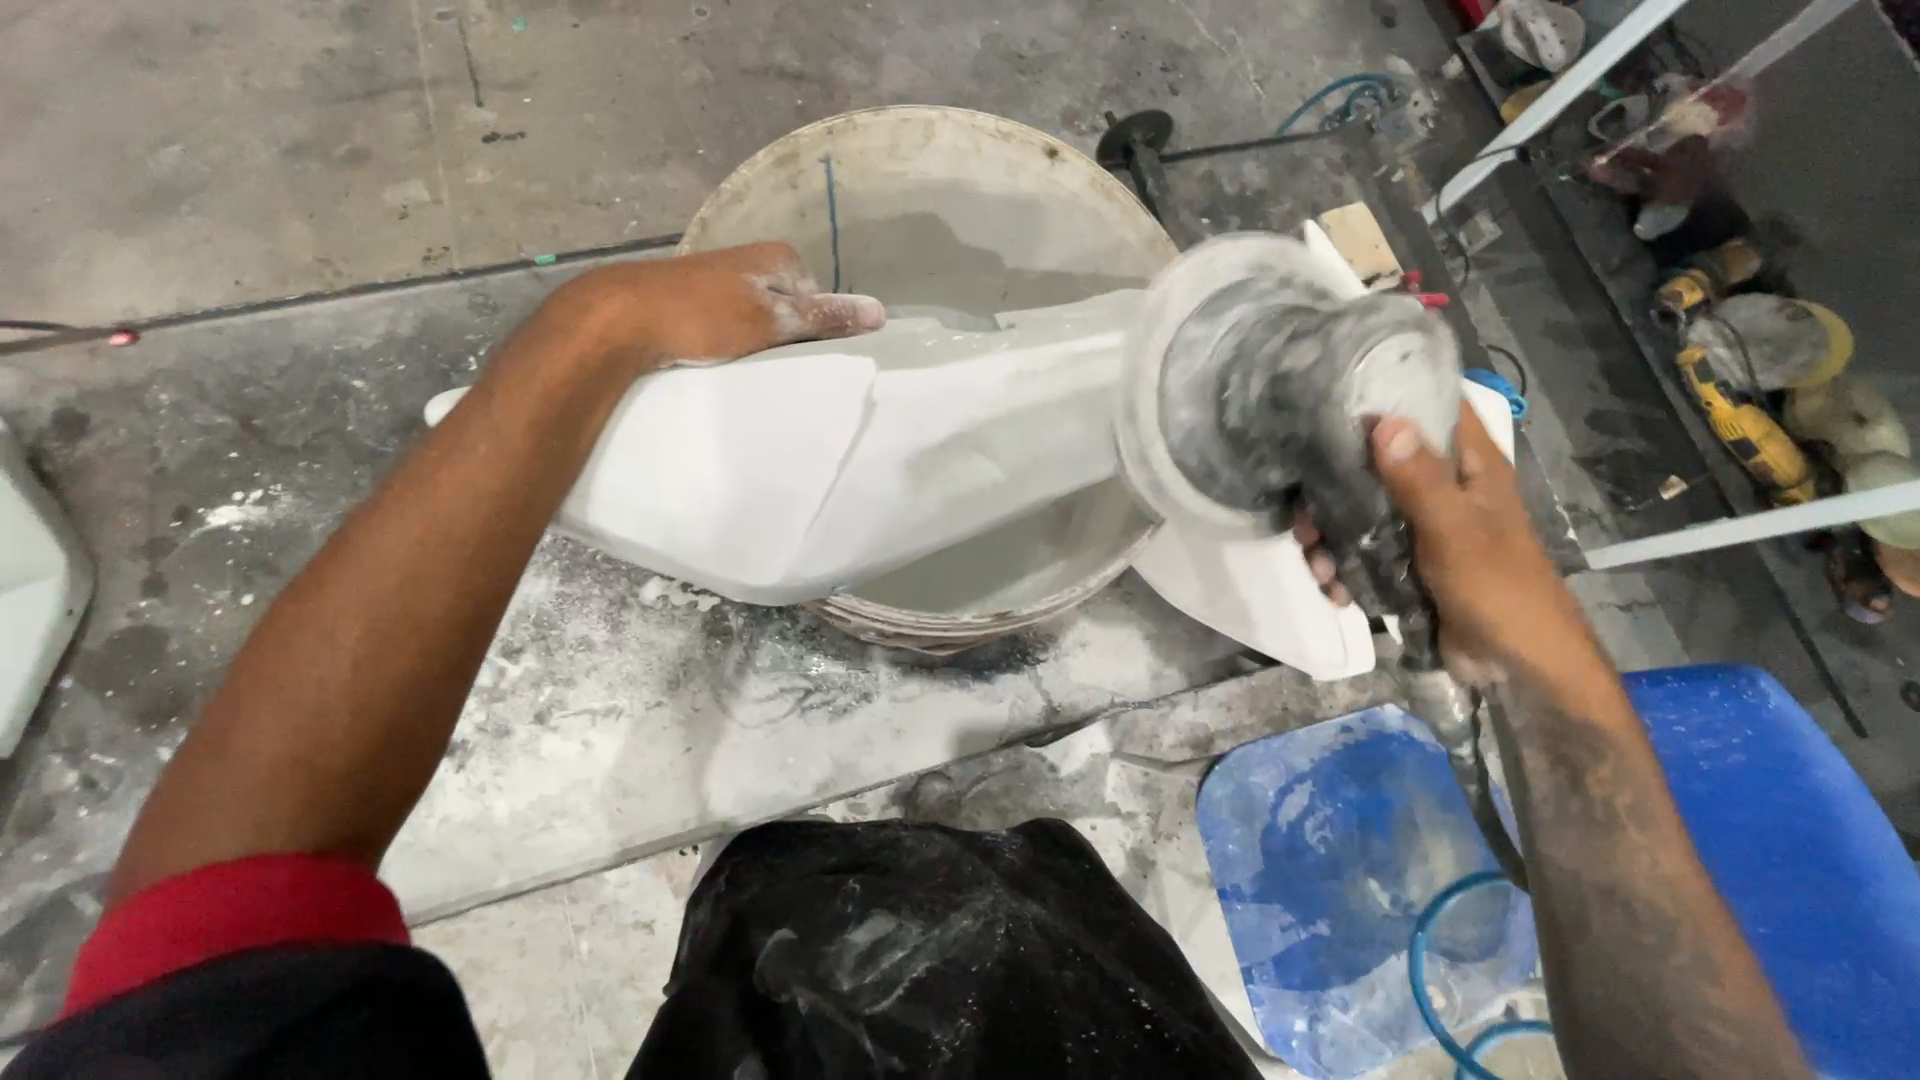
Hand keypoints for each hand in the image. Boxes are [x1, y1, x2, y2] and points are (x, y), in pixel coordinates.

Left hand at [532, 241, 884, 374]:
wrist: (620, 320)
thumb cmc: (704, 316)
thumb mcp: (773, 320)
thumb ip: (826, 317)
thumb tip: (881, 312)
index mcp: (778, 257)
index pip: (821, 300)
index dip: (816, 331)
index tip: (805, 358)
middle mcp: (751, 263)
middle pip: (790, 311)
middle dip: (786, 339)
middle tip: (778, 369)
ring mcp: (721, 282)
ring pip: (759, 322)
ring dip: (756, 347)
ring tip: (749, 371)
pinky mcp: (694, 304)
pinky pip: (730, 330)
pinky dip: (730, 348)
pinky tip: (721, 366)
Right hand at [1297, 403, 1604, 687]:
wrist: (1517, 665)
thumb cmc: (1499, 589)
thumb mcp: (1456, 532)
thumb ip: (1420, 480)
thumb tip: (1383, 421)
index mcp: (1470, 467)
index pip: (1434, 407)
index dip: (1391, 394)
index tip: (1335, 396)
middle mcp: (1443, 487)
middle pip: (1378, 461)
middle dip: (1335, 484)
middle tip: (1305, 508)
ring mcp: (1421, 526)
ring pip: (1360, 509)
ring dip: (1330, 534)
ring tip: (1318, 563)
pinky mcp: (1405, 561)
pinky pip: (1361, 550)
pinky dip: (1342, 566)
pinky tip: (1335, 587)